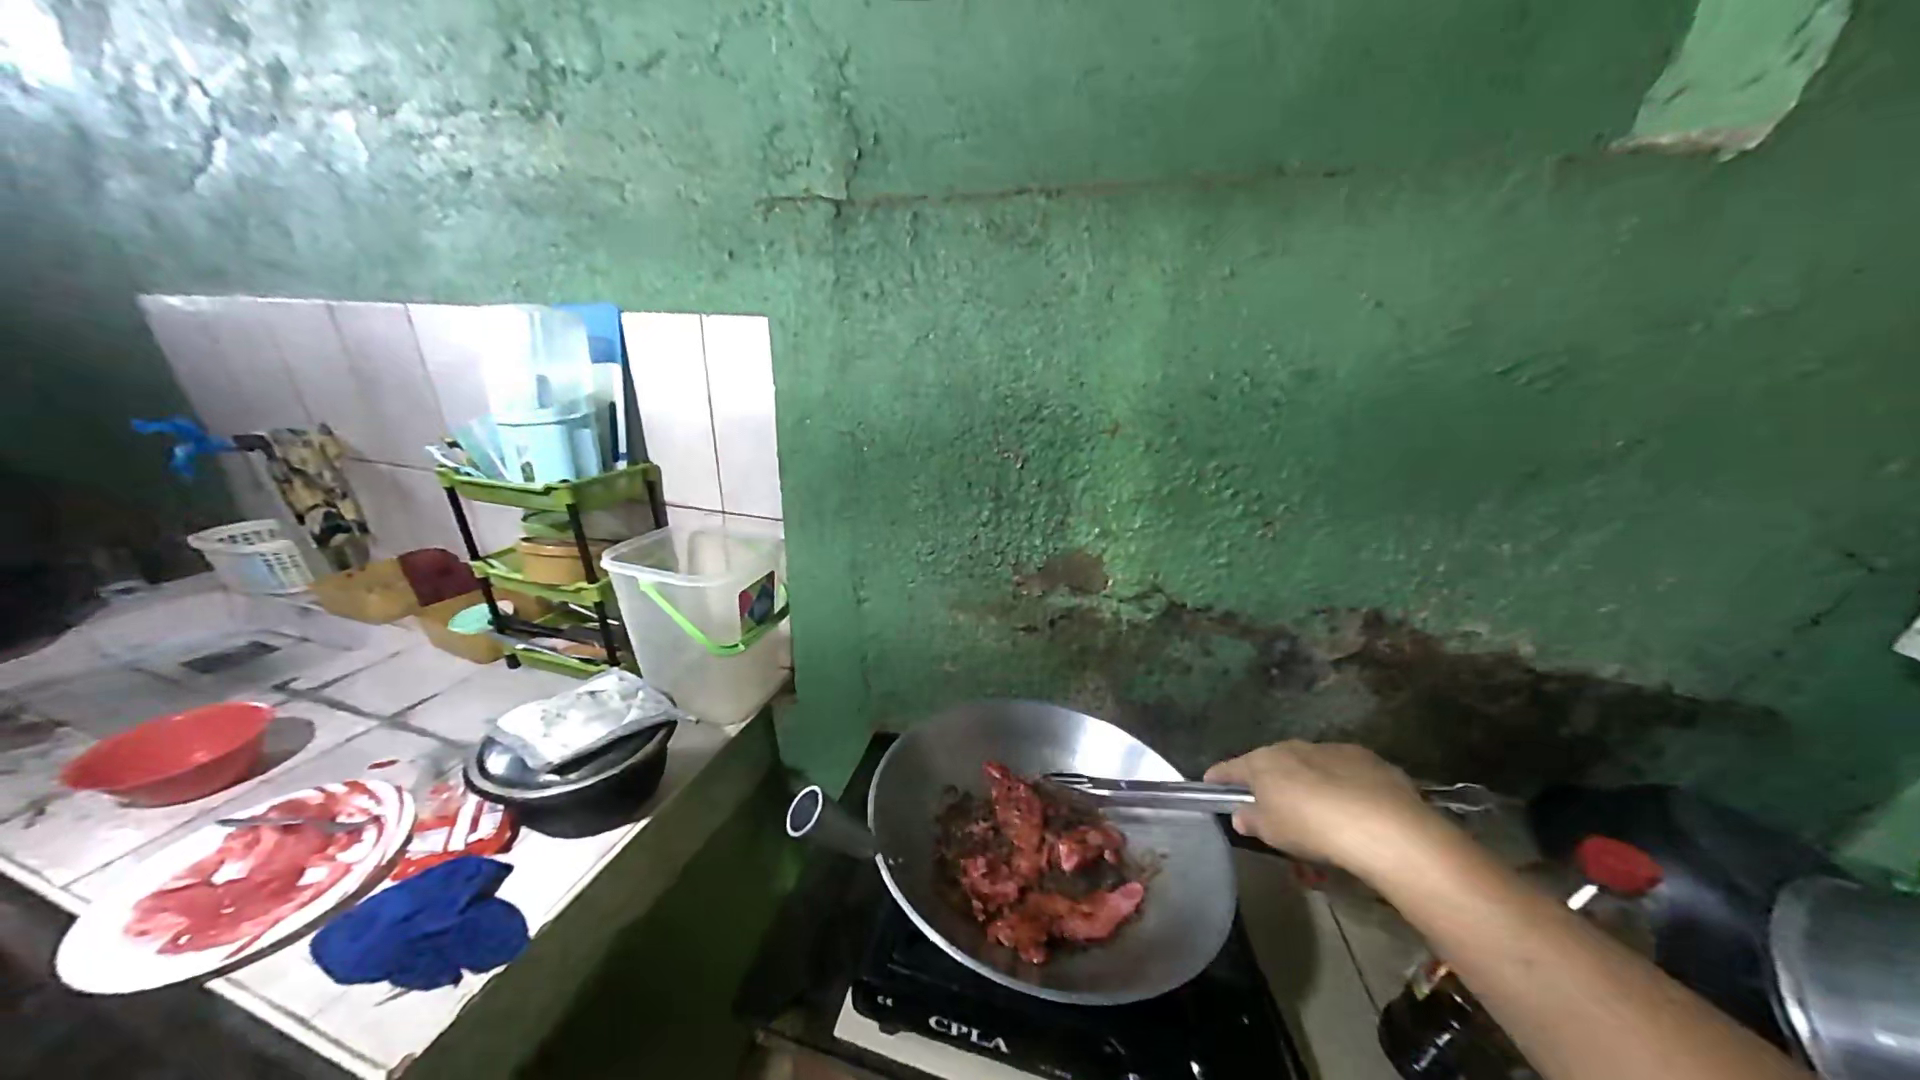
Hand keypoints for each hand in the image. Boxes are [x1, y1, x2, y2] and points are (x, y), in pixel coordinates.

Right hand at [1204, 741, 1443, 871]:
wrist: (1385, 827)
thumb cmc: (1312, 828)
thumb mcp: (1272, 832)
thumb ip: (1252, 820)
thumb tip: (1242, 815)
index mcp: (1264, 761)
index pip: (1230, 767)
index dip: (1218, 777)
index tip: (1210, 784)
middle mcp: (1294, 747)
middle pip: (1272, 764)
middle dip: (1269, 783)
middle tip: (1271, 810)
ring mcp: (1333, 750)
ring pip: (1310, 767)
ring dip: (1307, 786)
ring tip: (1318, 818)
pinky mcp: (1370, 761)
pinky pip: (1344, 775)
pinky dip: (1341, 789)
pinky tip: (1353, 813)